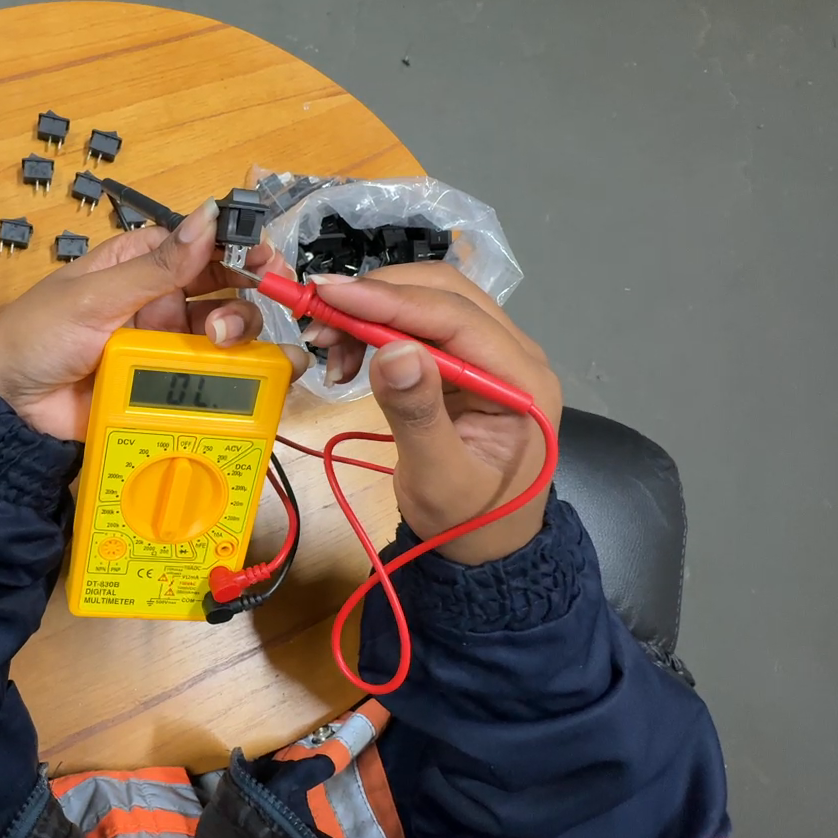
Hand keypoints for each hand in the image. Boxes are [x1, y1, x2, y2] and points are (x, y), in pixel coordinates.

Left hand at [0, 199, 286, 440]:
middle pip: (224, 289)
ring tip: (220, 345)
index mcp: (139, 265)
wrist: (12, 407)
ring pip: (225, 334)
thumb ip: (155, 265)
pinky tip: (251, 379)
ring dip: (239, 335)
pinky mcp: (166, 385)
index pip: (201, 245)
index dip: (238, 246)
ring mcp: (165, 344)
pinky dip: (235, 377)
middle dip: (243, 295)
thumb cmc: (38, 336)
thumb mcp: (94, 296)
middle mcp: (160, 301)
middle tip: (229, 317)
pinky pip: (210, 377)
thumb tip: (209, 216)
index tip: (266, 258)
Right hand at [305, 263, 561, 564]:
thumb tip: (392, 352)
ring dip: (368, 312)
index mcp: (520, 379)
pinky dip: (371, 330)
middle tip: (317, 315)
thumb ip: (418, 414)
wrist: (483, 544)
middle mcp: (510, 353)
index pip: (454, 317)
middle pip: (441, 293)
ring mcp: (484, 354)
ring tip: (325, 346)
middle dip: (375, 296)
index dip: (388, 299)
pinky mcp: (457, 361)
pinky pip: (412, 325)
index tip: (329, 294)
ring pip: (423, 301)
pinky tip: (345, 360)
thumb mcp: (438, 478)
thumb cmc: (465, 519)